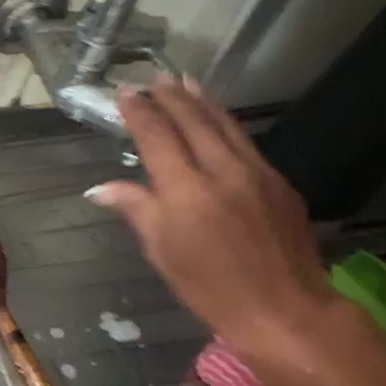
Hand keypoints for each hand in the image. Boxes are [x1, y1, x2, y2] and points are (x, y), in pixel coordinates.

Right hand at [86, 76, 340, 361]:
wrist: (281, 307)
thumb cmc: (208, 289)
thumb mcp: (162, 252)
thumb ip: (138, 210)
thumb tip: (103, 188)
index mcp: (186, 193)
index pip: (158, 140)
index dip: (141, 114)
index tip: (126, 94)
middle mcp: (222, 172)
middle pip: (194, 123)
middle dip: (172, 99)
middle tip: (156, 79)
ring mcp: (257, 172)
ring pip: (225, 126)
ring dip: (203, 102)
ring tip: (186, 83)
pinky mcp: (278, 182)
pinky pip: (245, 143)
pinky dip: (225, 124)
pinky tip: (217, 121)